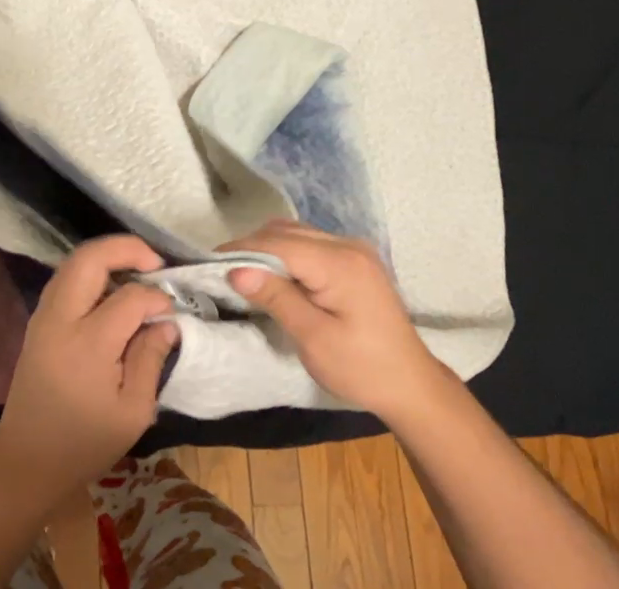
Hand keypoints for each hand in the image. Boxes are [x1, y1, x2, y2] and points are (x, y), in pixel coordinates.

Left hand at [0, 236, 177, 500]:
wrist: (28, 459)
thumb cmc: (86, 443)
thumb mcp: (133, 412)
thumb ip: (150, 360)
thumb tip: (166, 322)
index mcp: (88, 345)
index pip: (129, 298)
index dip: (157, 298)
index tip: (172, 312)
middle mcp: (60, 320)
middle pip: (89, 258)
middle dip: (125, 248)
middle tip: (155, 262)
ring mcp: (43, 317)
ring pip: (72, 263)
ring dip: (106, 256)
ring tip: (137, 271)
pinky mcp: (37, 322)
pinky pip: (64, 280)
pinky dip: (90, 272)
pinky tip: (111, 289)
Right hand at [222, 221, 445, 417]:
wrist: (410, 385)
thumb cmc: (361, 368)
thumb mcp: (313, 338)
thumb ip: (276, 298)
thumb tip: (235, 270)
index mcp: (339, 264)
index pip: (277, 243)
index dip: (241, 250)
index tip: (208, 265)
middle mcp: (348, 246)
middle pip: (286, 232)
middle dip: (251, 247)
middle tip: (221, 272)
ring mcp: (355, 251)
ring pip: (297, 234)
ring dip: (267, 249)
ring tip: (242, 274)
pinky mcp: (356, 262)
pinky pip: (311, 245)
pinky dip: (286, 254)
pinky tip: (273, 277)